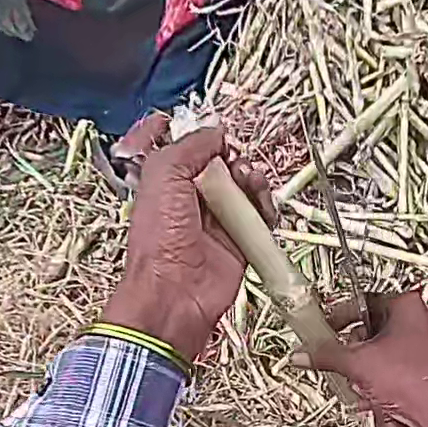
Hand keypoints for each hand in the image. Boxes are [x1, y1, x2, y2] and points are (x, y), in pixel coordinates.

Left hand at [102, 113, 275, 364]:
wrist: (175, 292)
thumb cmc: (160, 234)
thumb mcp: (164, 173)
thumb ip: (192, 146)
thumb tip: (219, 134)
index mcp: (170, 183)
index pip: (197, 154)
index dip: (212, 144)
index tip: (220, 142)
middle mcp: (195, 202)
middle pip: (227, 169)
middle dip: (236, 161)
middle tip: (236, 168)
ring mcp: (220, 224)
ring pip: (247, 191)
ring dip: (254, 181)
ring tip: (250, 184)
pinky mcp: (241, 245)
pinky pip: (261, 220)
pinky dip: (267, 209)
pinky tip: (263, 206)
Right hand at [309, 290, 427, 426]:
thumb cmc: (412, 381)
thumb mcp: (358, 364)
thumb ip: (326, 355)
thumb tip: (300, 353)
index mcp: (404, 305)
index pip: (360, 301)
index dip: (337, 316)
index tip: (319, 327)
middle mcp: (413, 321)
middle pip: (365, 328)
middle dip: (347, 347)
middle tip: (332, 356)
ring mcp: (415, 347)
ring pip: (373, 352)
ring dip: (356, 367)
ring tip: (352, 380)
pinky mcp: (414, 371)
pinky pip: (382, 370)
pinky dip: (369, 381)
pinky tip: (364, 396)